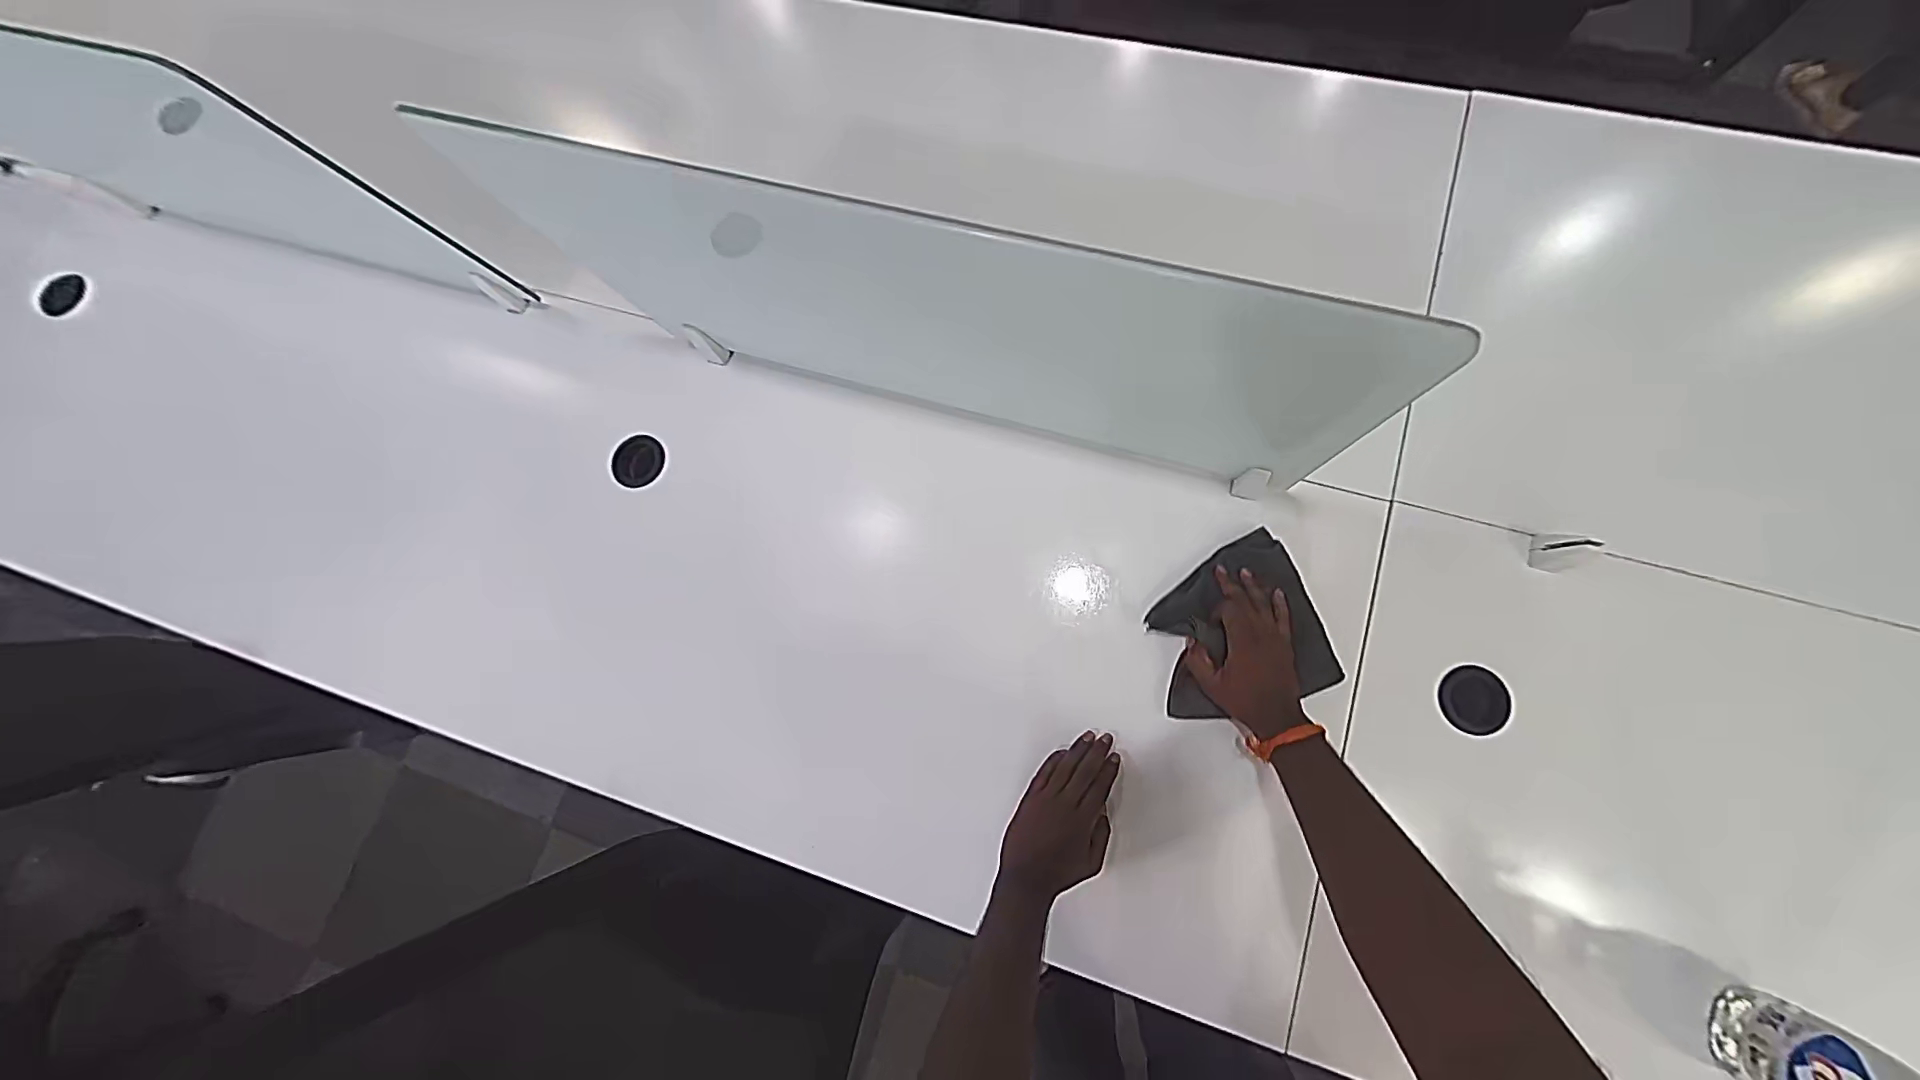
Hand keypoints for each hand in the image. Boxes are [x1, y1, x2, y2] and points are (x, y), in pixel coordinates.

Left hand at [997, 732, 1119, 903]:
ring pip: (1065, 766)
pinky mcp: (1031, 798)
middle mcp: (1065, 805)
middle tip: (1105, 739)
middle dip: (1098, 752)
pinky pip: (1044, 772)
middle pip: (1085, 770)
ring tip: (1087, 737)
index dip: (1108, 769)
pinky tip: (1062, 752)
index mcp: (1082, 820)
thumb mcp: (1091, 862)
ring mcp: (1046, 799)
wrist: (1026, 877)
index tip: (1114, 758)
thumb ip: (1101, 835)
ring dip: (1078, 749)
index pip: (1100, 786)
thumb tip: (1102, 814)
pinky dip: (1054, 760)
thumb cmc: (1056, 873)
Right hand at [1181, 566, 1310, 740]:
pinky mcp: (1285, 644)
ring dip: (1254, 586)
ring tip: (1247, 573)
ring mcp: (1275, 638)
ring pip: (1264, 604)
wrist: (1277, 716)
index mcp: (1243, 642)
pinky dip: (1280, 603)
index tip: (1211, 618)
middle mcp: (1261, 635)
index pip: (1230, 611)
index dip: (1218, 609)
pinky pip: (1283, 616)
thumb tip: (1193, 645)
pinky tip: (1277, 593)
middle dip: (1232, 584)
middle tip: (1223, 571)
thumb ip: (1199, 662)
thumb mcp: (1213, 685)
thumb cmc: (1248, 701)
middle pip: (1246, 601)